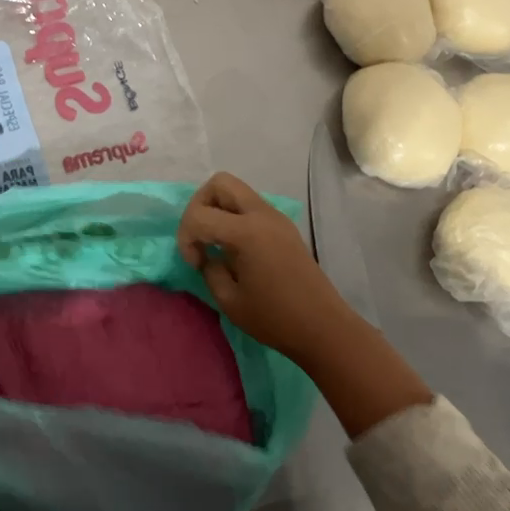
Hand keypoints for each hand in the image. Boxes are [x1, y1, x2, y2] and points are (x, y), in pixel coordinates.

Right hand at [177, 172, 357, 365]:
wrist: (323, 327)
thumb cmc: (275, 318)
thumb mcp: (229, 301)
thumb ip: (209, 270)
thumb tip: (206, 256)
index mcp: (246, 232)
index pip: (199, 214)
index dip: (186, 238)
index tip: (196, 264)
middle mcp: (262, 214)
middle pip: (219, 183)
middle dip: (199, 206)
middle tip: (199, 238)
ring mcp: (276, 217)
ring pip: (236, 191)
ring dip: (218, 210)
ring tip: (216, 245)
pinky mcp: (284, 226)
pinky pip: (251, 207)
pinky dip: (234, 218)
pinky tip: (235, 250)